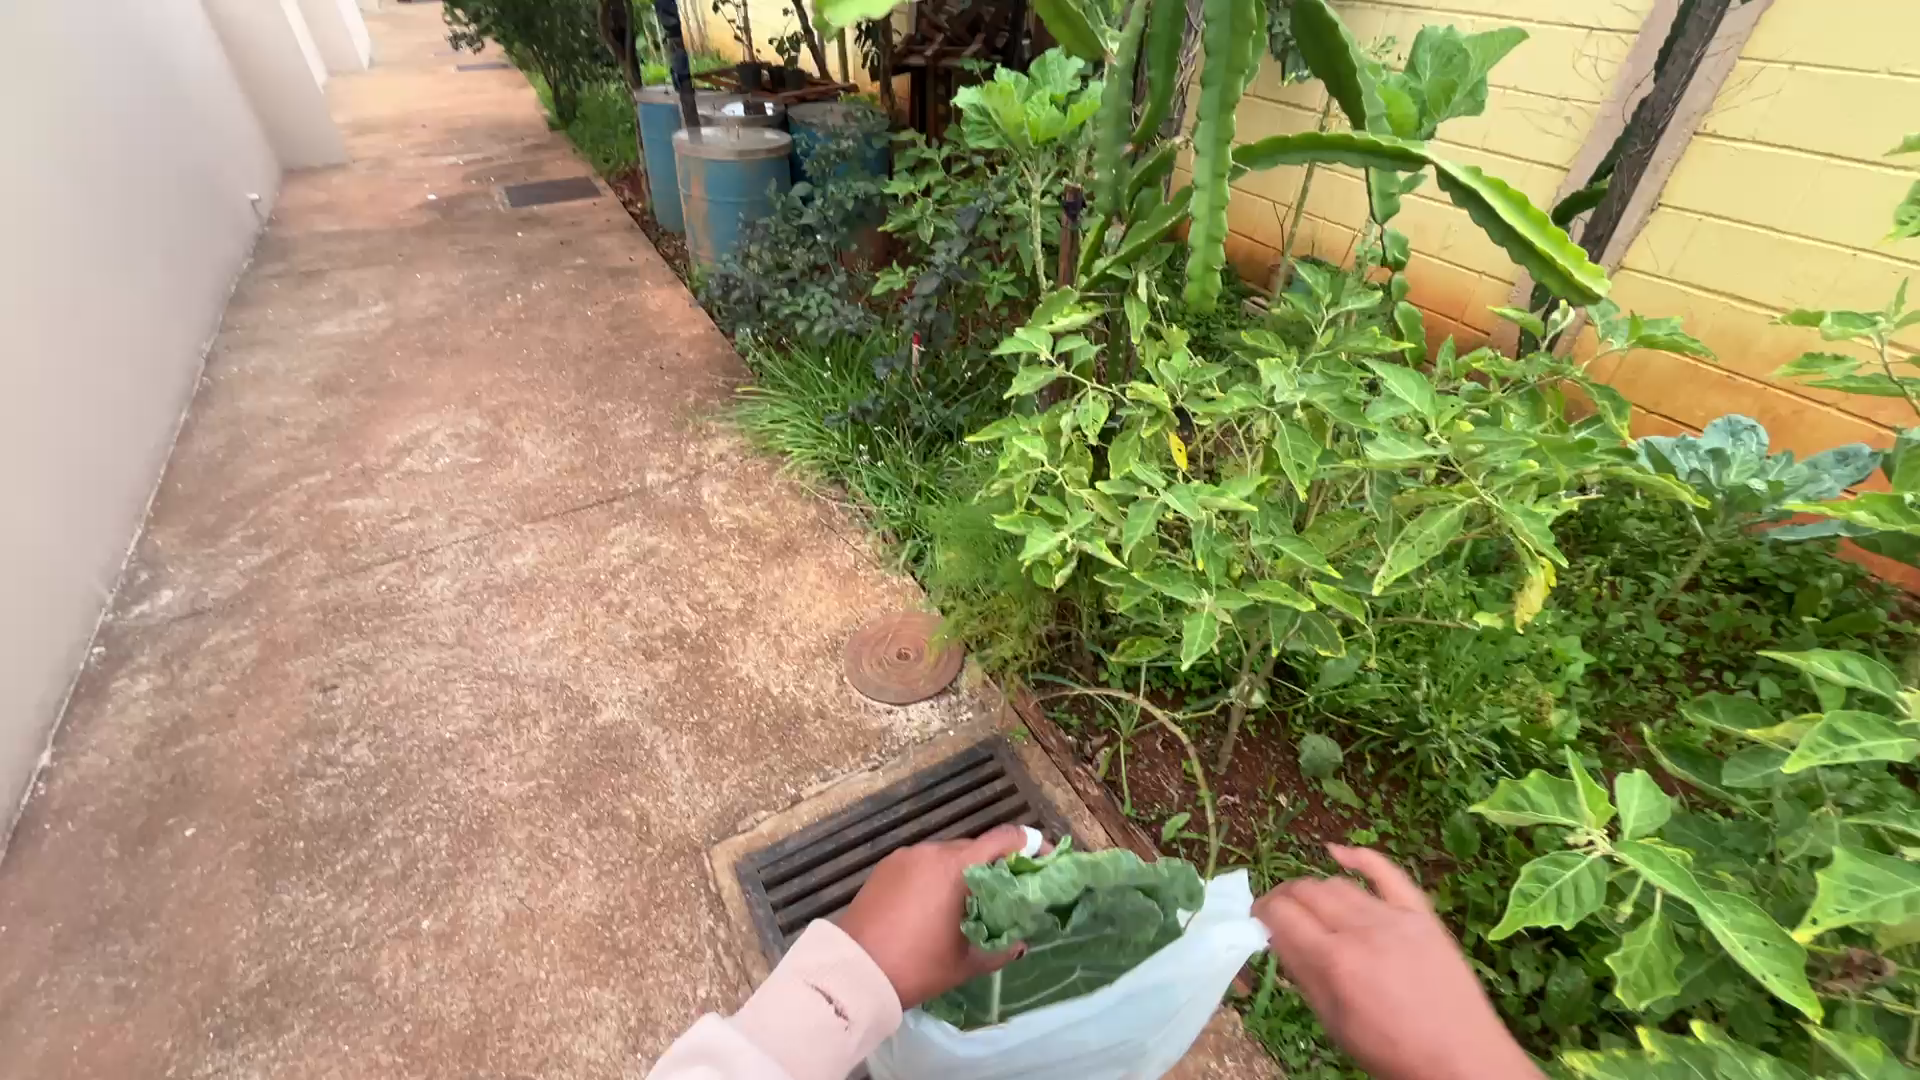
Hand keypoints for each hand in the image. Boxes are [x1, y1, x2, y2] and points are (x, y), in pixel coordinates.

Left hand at [835, 824, 1031, 1007]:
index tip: (1041, 856)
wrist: (855, 970)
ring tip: (966, 900)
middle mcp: (933, 851)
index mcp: (956, 867)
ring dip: (961, 870)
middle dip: (993, 863)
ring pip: (946, 854)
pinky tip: (933, 902)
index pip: (1002, 839)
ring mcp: (907, 855)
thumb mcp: (965, 963)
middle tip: (1004, 889)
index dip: (1027, 843)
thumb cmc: (916, 966)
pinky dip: (934, 875)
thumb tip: (1021, 944)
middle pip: (973, 847)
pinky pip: (921, 862)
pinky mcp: (887, 864)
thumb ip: (999, 950)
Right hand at [1254, 845, 1541, 1079]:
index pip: (1281, 914)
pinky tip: (1335, 851)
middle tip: (1278, 914)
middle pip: (1305, 891)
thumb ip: (1301, 972)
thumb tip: (1274, 936)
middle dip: (1283, 898)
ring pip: (1337, 883)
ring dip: (1313, 890)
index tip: (1258, 921)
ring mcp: (1394, 918)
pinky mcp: (1422, 915)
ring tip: (1309, 907)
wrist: (1469, 1066)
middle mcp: (1362, 931)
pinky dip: (1359, 856)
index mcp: (1336, 962)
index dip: (1262, 913)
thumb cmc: (1394, 1053)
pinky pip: (1386, 872)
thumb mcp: (1335, 1023)